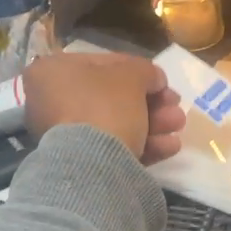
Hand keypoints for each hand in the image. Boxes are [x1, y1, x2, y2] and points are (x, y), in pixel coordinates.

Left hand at [21, 53, 186, 164]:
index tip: (164, 83)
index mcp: (53, 71)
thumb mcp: (130, 77)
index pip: (103, 65)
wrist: (92, 165)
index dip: (139, 72)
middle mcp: (52, 102)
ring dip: (153, 124)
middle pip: (113, 98)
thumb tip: (155, 77)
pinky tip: (170, 147)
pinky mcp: (82, 164)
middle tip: (176, 107)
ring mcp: (66, 136)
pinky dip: (144, 146)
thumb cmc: (104, 107)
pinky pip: (115, 149)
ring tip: (178, 127)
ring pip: (118, 125)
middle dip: (151, 103)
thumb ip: (145, 70)